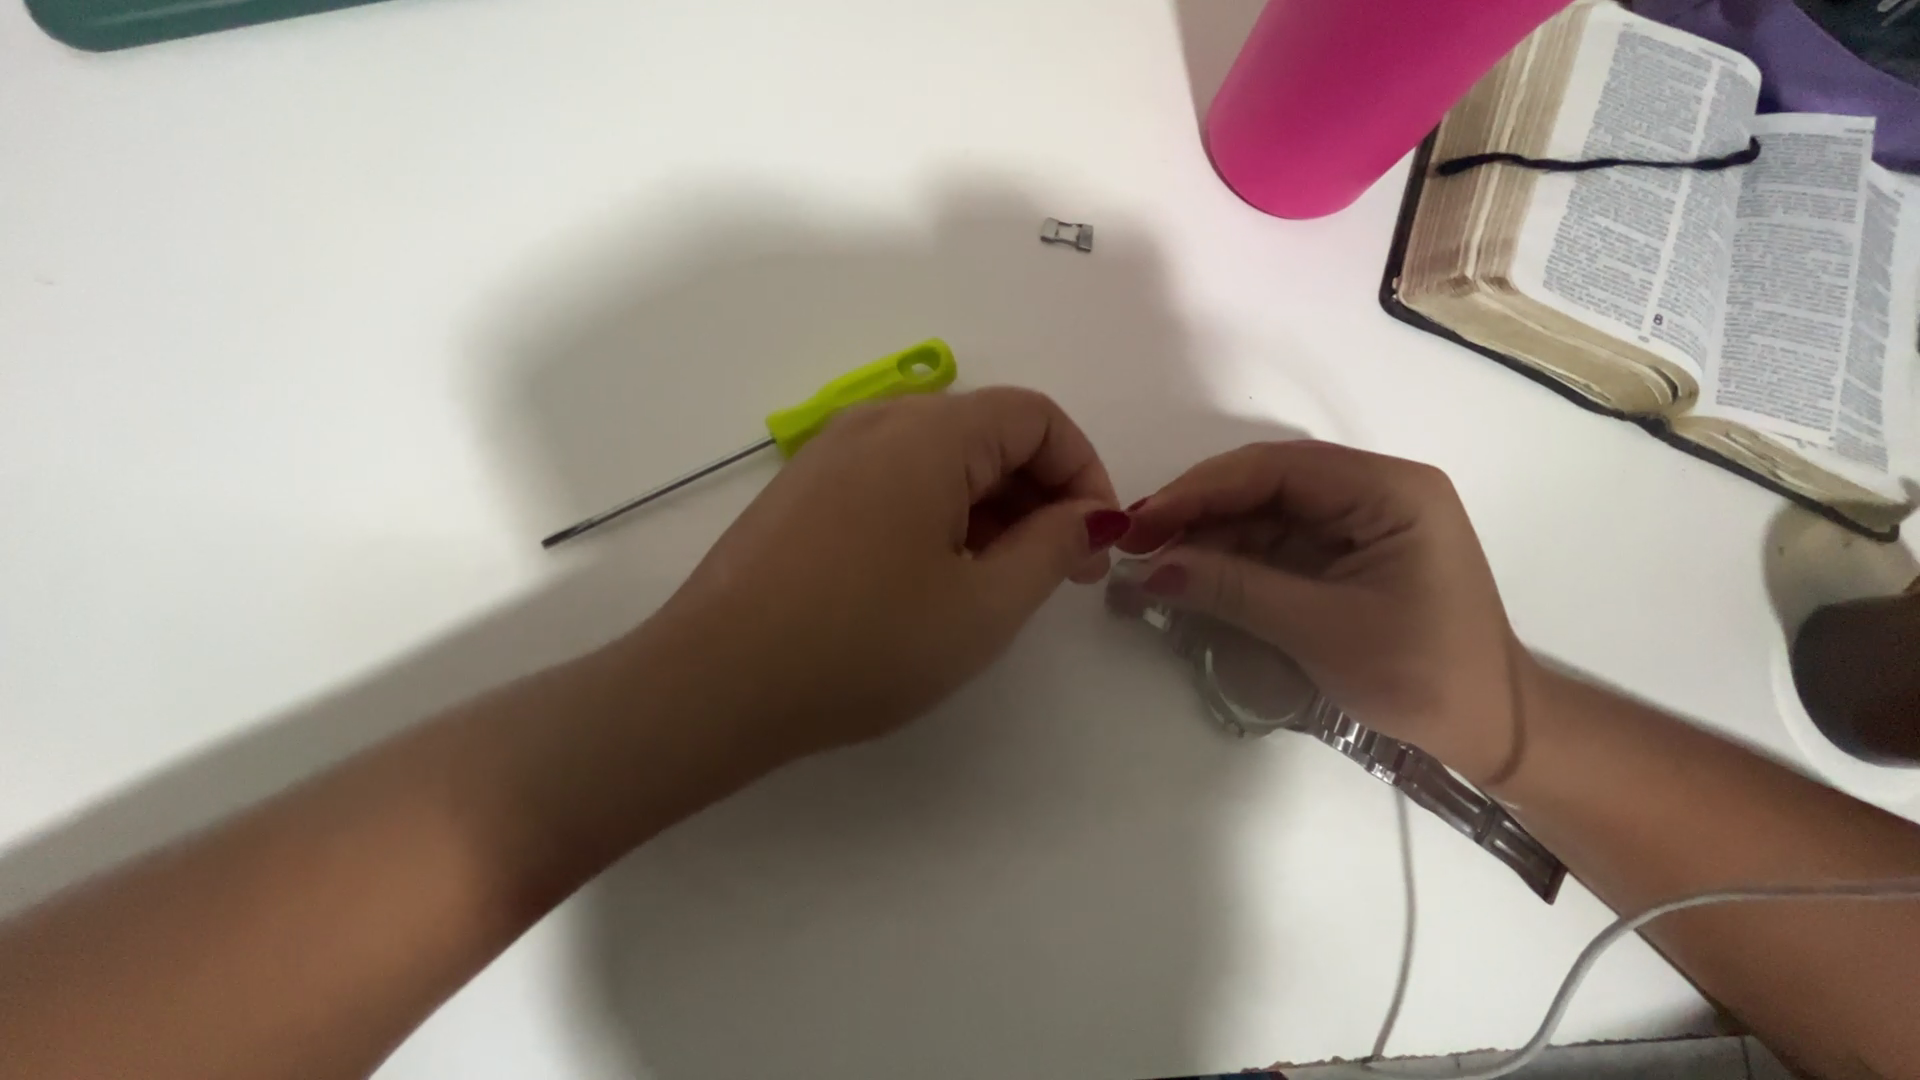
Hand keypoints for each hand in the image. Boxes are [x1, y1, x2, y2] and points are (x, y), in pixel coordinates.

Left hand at [628, 387, 1125, 766]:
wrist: (714, 683)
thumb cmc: (862, 645)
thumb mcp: (982, 607)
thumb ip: (1052, 548)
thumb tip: (1091, 515)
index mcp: (928, 434)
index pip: (1036, 417)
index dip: (1084, 473)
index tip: (1096, 543)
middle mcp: (877, 423)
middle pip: (988, 433)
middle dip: (1041, 494)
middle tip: (1060, 571)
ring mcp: (832, 453)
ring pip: (941, 459)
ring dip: (991, 509)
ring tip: (1000, 583)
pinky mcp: (805, 489)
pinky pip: (895, 480)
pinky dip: (939, 514)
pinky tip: (935, 577)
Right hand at [1115, 441, 1528, 783]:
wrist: (1492, 731)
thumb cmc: (1424, 677)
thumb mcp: (1321, 630)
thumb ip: (1234, 589)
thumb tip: (1148, 570)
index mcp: (1390, 491)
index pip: (1277, 469)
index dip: (1201, 489)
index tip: (1142, 522)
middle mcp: (1375, 491)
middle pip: (1267, 483)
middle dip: (1199, 510)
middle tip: (1136, 541)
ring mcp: (1360, 522)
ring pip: (1264, 512)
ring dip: (1209, 536)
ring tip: (1153, 562)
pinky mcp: (1346, 553)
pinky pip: (1275, 542)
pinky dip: (1232, 558)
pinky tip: (1192, 573)